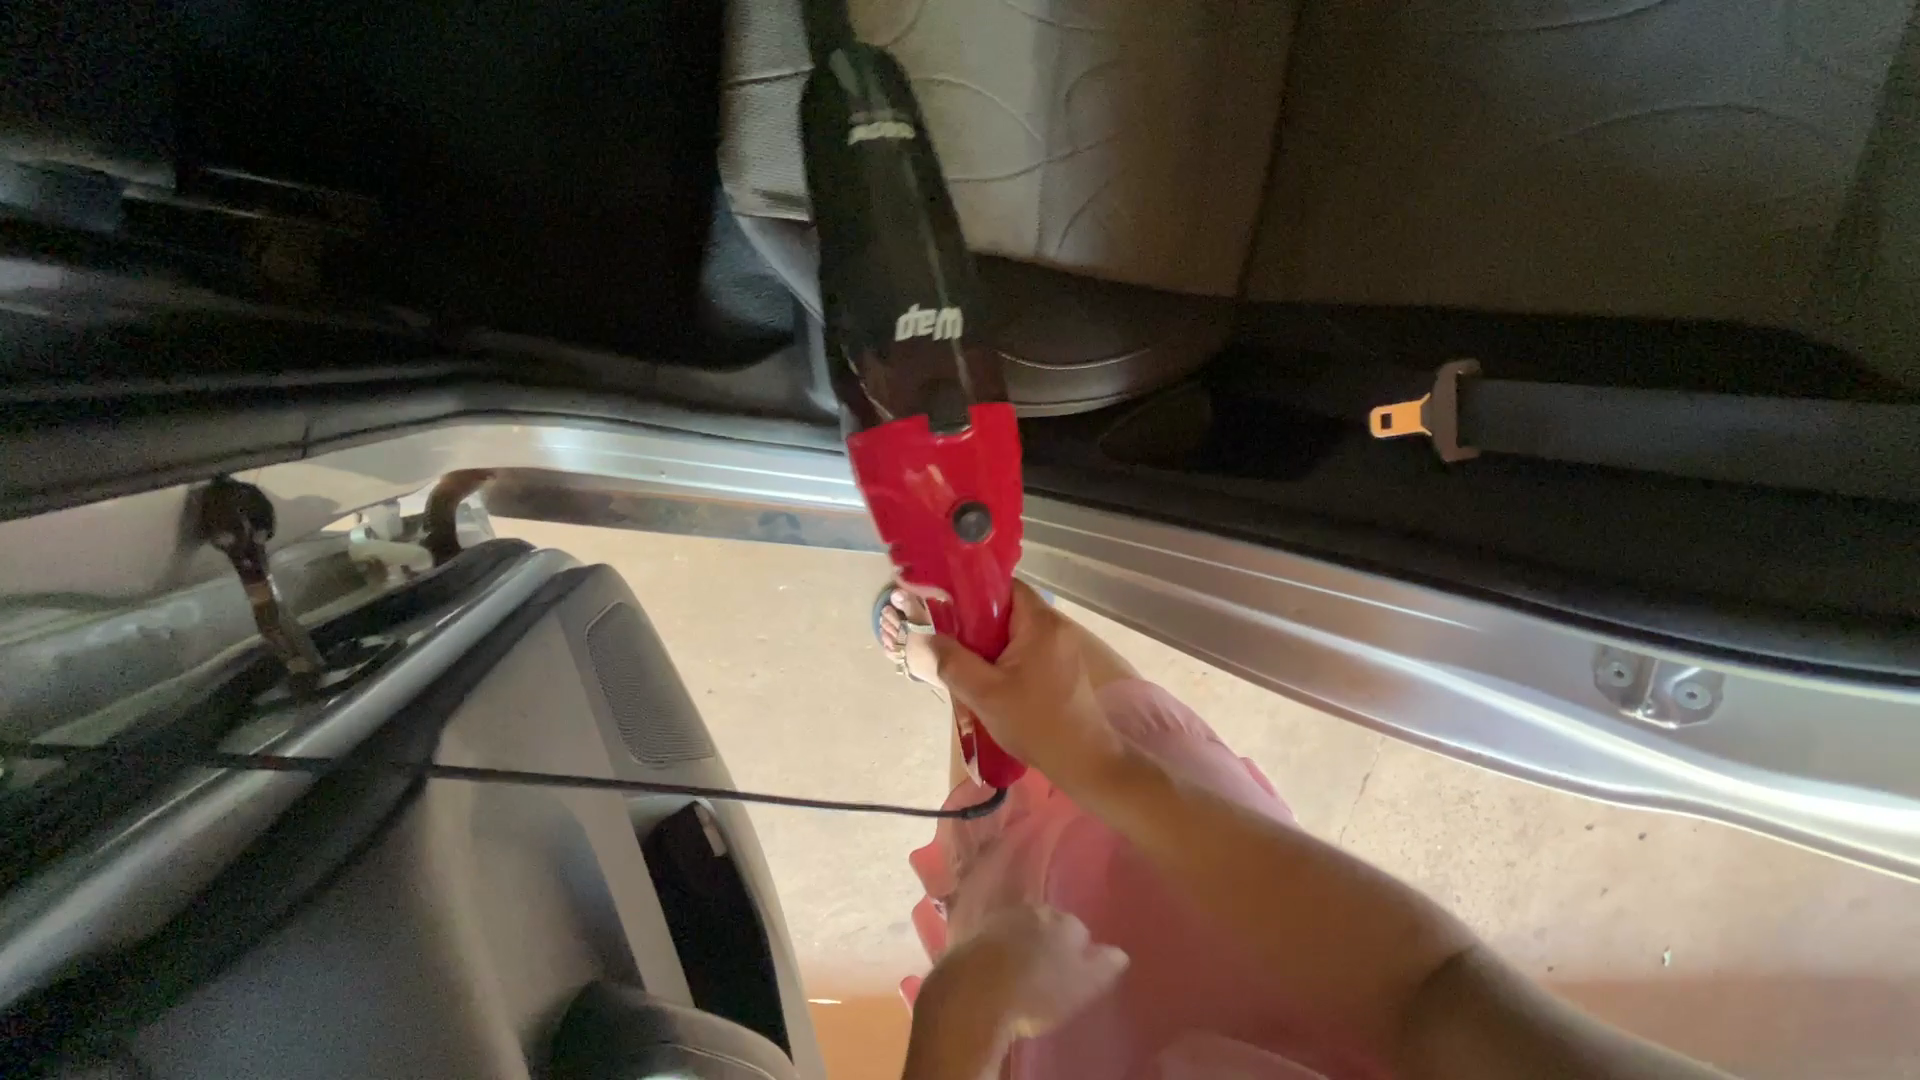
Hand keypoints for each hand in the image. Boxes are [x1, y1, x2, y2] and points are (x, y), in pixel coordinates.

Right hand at [928, 582, 1125, 784]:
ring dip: (991, 648)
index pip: (1006, 586)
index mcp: (1041, 622)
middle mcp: (1056, 628)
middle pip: (1010, 611)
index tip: (949, 612)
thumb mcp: (984, 693)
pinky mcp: (1064, 669)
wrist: (1083, 761)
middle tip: (953, 646)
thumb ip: (952, 662)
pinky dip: (1008, 661)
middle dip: (979, 627)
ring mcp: (1064, 649)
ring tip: (967, 669)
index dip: (976, 594)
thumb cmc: (1034, 722)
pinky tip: (991, 685)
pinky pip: (1029, 652)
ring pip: (1017, 634)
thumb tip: (928, 638)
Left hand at [929, 905, 1129, 1039]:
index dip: (1080, 949)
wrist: (977, 989)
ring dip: (1023, 939)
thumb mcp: (1082, 985)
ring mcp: (1002, 917)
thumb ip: (1103, 966)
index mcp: (1065, 922)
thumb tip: (1121, 953)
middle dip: (1050, 939)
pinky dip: (999, 946)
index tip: (1077, 968)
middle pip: (1049, 922)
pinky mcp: (975, 930)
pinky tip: (997, 965)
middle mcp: (1035, 911)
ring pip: (1020, 925)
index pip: (1079, 930)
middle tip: (1050, 966)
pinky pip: (995, 934)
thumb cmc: (1038, 991)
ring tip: (1024, 966)